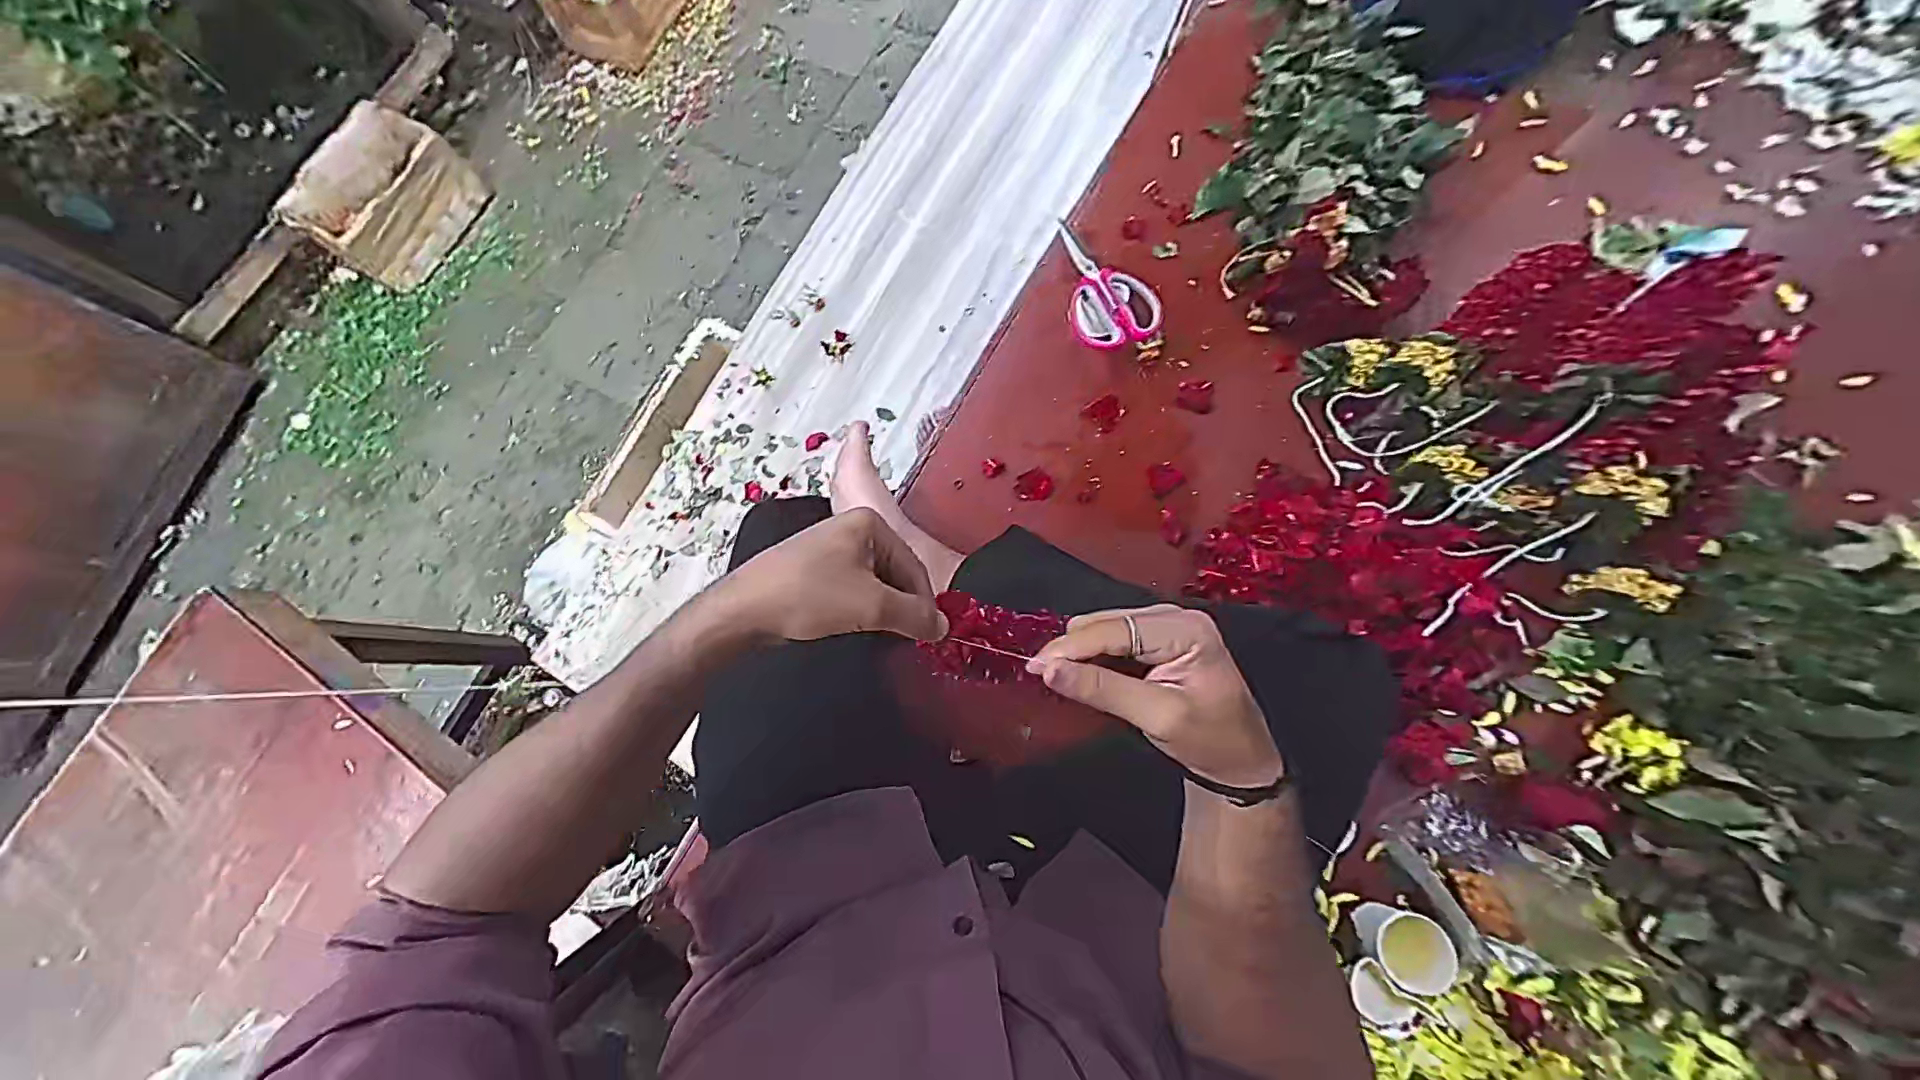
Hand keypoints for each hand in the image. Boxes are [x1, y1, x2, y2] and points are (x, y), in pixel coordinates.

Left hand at [708, 507, 947, 643]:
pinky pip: (851, 589)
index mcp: (868, 522)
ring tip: (879, 635)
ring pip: (874, 584)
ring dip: (882, 611)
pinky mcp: (813, 570)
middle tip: (905, 638)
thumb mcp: (872, 607)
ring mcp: (829, 548)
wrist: (742, 611)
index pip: (914, 566)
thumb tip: (943, 627)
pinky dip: (859, 610)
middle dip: (902, 607)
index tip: (930, 634)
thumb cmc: (808, 596)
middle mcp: (850, 528)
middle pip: (896, 574)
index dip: (925, 603)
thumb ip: (915, 616)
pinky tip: (853, 628)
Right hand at [1028, 605, 1283, 789]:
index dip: (1071, 647)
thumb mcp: (1157, 717)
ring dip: (1081, 652)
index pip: (1115, 629)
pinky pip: (1113, 637)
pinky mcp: (1157, 637)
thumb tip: (1049, 670)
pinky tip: (1083, 675)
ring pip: (1104, 627)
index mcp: (1185, 629)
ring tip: (1062, 679)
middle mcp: (1175, 616)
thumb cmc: (1210, 740)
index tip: (1035, 666)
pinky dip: (1093, 656)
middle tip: (1043, 677)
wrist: (1241, 760)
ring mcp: (1166, 624)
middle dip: (1072, 649)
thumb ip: (1101, 689)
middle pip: (1106, 622)